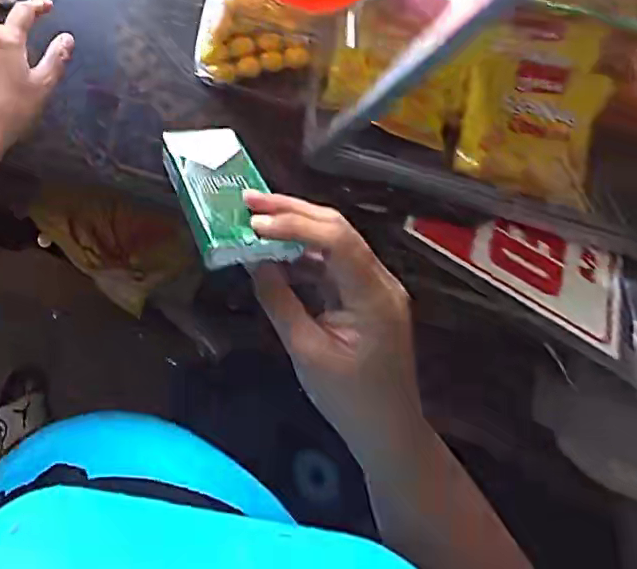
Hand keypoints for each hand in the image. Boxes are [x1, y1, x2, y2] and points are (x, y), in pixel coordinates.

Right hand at [247, 193, 423, 450]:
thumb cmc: (350, 400)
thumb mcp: (305, 351)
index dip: (294, 224)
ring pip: (332, 238)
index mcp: (374, 296)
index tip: (254, 224)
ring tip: (253, 215)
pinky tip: (271, 247)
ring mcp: (371, 285)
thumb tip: (254, 260)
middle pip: (336, 228)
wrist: (389, 435)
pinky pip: (328, 259)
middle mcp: (379, 281)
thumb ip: (279, 300)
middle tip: (247, 200)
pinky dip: (297, 249)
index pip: (337, 241)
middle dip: (290, 210)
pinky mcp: (359, 293)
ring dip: (293, 224)